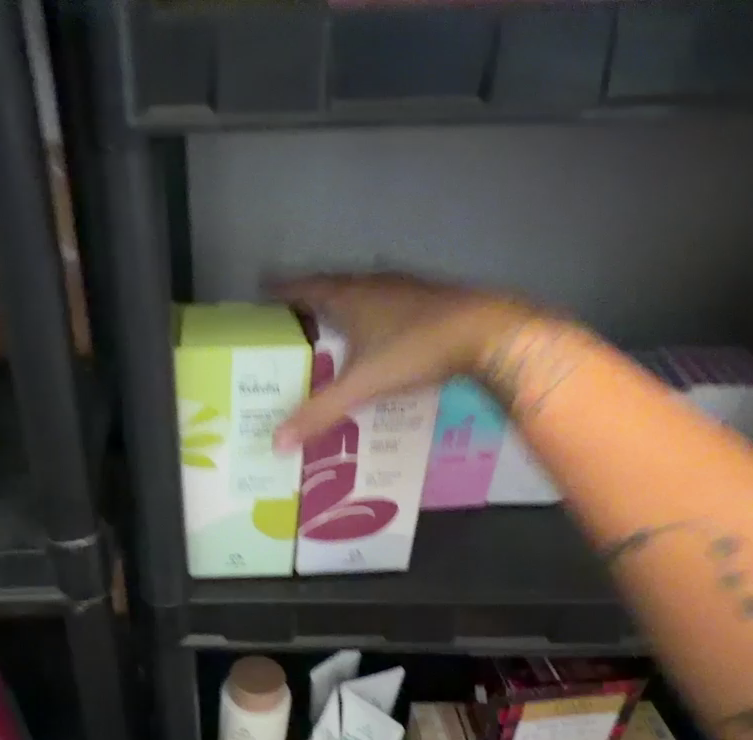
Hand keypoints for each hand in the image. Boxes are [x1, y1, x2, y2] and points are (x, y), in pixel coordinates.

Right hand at [269, 272, 572, 450]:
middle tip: (294, 314)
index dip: (283, 290)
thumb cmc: (415, 350)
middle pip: (333, 286)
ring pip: (364, 293)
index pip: (305, 286)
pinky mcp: (431, 301)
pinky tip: (380, 335)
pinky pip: (389, 304)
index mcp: (350, 296)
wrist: (488, 332)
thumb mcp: (362, 386)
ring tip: (332, 325)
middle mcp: (374, 285)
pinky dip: (374, 316)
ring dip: (346, 305)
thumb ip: (320, 413)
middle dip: (312, 298)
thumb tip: (277, 442)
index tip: (264, 290)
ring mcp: (406, 289)